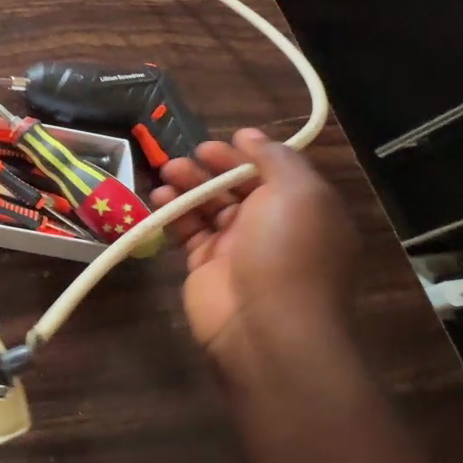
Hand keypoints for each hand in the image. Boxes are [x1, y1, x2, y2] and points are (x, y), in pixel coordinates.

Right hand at [150, 129, 359, 363]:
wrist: (266, 325)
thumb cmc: (288, 251)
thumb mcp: (299, 193)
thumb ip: (276, 159)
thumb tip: (251, 137)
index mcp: (304, 210)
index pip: (275, 172)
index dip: (250, 154)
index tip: (224, 140)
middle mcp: (273, 227)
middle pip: (238, 186)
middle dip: (214, 166)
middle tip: (189, 155)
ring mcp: (237, 247)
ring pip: (209, 204)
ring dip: (188, 184)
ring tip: (167, 172)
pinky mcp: (205, 265)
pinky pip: (186, 229)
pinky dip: (171, 211)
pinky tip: (158, 198)